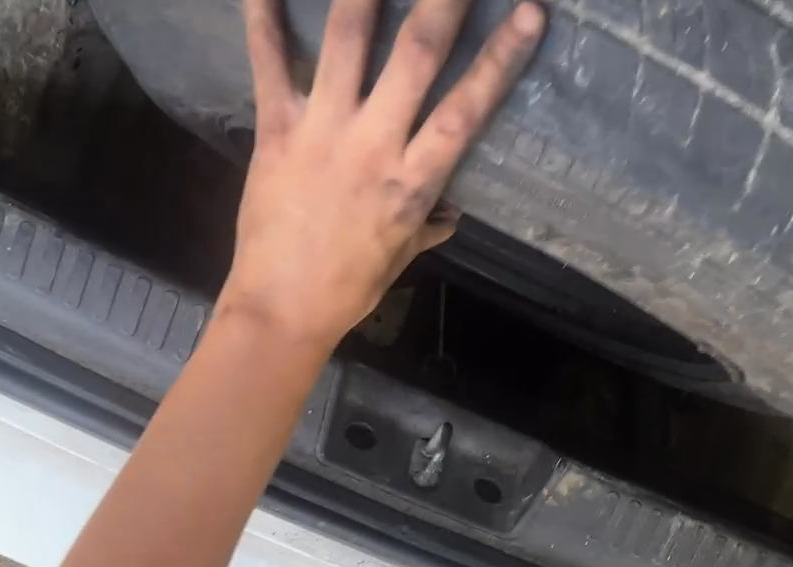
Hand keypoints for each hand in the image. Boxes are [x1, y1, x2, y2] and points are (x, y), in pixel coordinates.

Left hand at [216, 0, 545, 350]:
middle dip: (442, 2)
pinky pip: (269, 64)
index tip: (528, 15)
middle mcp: (373, 144)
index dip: (500, 60)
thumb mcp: (399, 259)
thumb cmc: (348, 291)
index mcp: (412, 182)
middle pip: (416, 55)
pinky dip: (264, 17)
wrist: (283, 309)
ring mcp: (323, 131)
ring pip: (347, 40)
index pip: (466, 111)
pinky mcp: (276, 131)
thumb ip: (427, 226)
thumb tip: (452, 212)